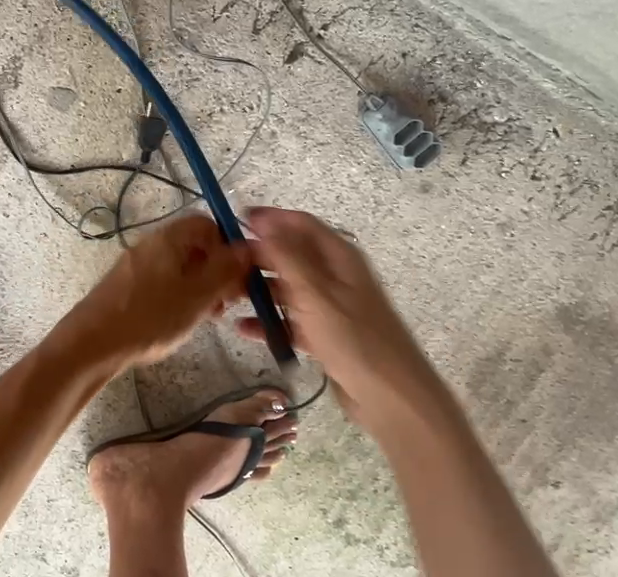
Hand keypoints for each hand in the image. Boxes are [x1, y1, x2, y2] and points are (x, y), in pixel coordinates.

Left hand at [61, 213, 252, 368]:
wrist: (93, 342)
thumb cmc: (150, 317)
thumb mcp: (198, 295)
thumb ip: (226, 270)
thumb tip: (250, 247)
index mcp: (169, 238)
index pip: (207, 224)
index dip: (228, 246)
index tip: (241, 276)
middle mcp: (152, 244)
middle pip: (195, 245)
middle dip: (218, 270)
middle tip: (230, 302)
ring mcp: (139, 265)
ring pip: (182, 267)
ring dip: (202, 287)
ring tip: (210, 316)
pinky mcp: (130, 285)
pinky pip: (166, 281)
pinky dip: (182, 296)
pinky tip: (185, 320)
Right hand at [234, 207, 448, 436]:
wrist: (392, 399)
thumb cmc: (354, 339)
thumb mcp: (314, 293)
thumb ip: (286, 255)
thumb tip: (261, 220)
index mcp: (339, 257)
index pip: (300, 224)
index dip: (269, 219)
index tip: (235, 221)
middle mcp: (335, 276)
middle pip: (291, 255)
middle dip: (258, 257)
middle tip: (225, 264)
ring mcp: (331, 306)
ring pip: (288, 287)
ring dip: (260, 290)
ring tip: (228, 296)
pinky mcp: (326, 334)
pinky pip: (291, 319)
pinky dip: (270, 320)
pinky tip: (245, 329)